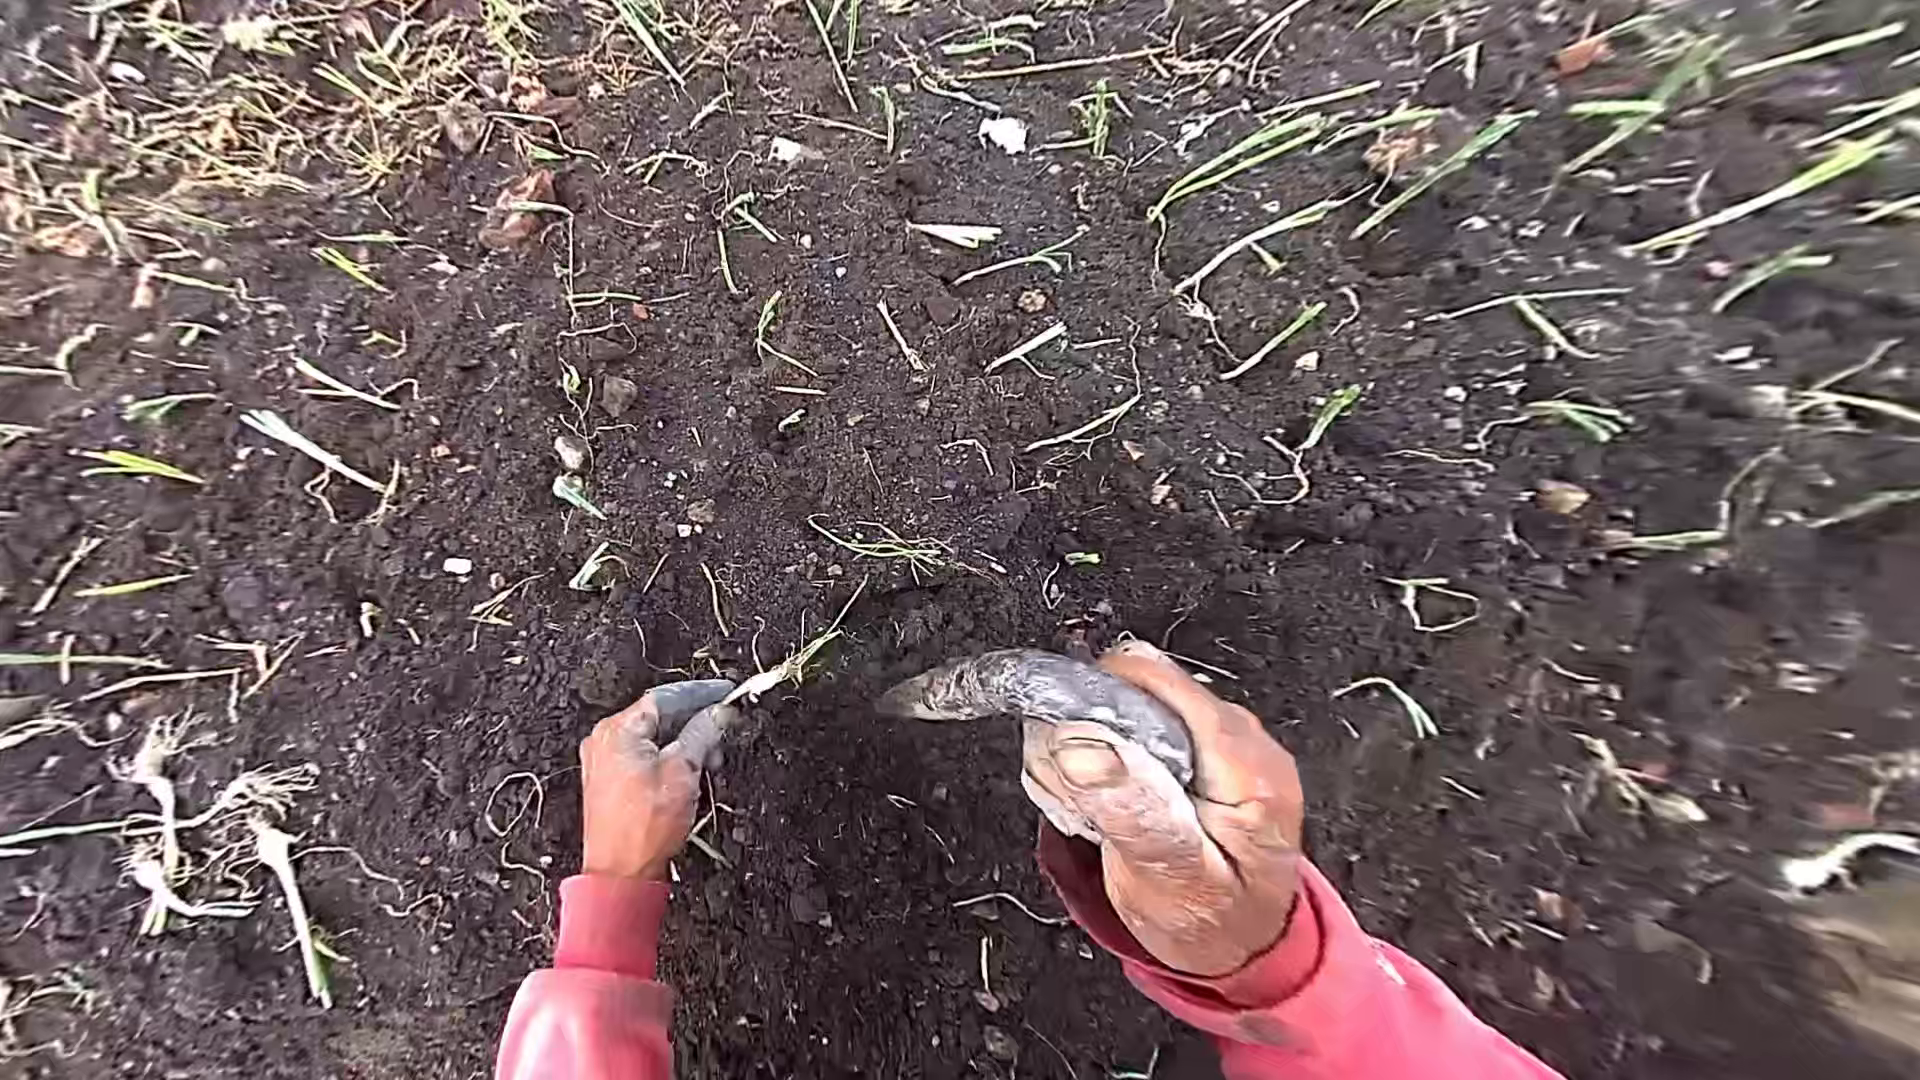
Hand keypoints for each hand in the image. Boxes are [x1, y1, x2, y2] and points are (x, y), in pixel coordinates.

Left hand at [579, 680, 737, 879]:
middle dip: (697, 722)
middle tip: (723, 732)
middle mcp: (606, 739)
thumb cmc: (645, 826)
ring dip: (688, 742)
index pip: (668, 696)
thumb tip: (720, 710)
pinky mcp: (612, 779)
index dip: (703, 693)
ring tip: (709, 761)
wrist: (621, 876)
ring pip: (657, 735)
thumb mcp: (684, 768)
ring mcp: (606, 760)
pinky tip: (693, 771)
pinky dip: (673, 756)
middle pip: (662, 715)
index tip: (728, 693)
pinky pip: (647, 753)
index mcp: (618, 730)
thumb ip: (704, 730)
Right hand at [1023, 641, 1304, 975]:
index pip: (1158, 681)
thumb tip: (1082, 744)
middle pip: (1136, 684)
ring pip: (1126, 695)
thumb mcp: (1171, 880)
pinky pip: (1134, 715)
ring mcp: (1216, 734)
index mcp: (1245, 766)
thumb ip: (1132, 812)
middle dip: (1090, 728)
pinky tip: (1107, 794)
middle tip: (1084, 794)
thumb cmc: (1217, 923)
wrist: (1242, 945)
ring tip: (1097, 805)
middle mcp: (1237, 736)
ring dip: (1090, 743)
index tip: (1070, 738)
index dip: (1102, 698)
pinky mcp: (1195, 739)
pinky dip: (1103, 748)